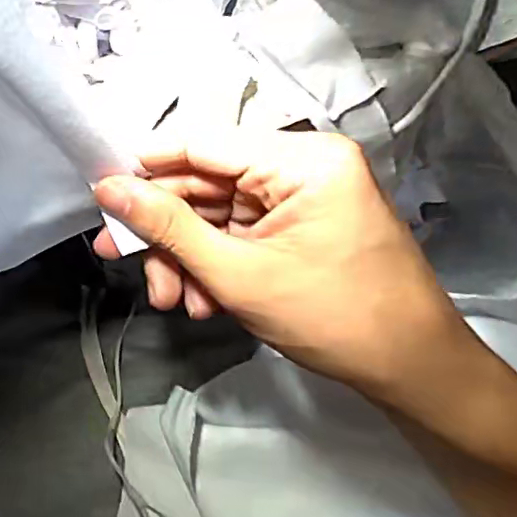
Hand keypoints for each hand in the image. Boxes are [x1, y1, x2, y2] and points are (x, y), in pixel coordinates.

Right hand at [92, 129, 491, 412]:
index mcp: (301, 159)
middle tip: (121, 258)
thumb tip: (108, 189)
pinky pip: (234, 231)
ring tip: (170, 297)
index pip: (201, 143)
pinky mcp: (293, 222)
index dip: (145, 167)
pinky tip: (200, 299)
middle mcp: (299, 165)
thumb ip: (167, 226)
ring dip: (184, 255)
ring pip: (212, 212)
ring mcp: (296, 195)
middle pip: (202, 182)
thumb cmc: (334, 318)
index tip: (101, 193)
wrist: (415, 374)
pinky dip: (210, 263)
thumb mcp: (236, 273)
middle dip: (164, 230)